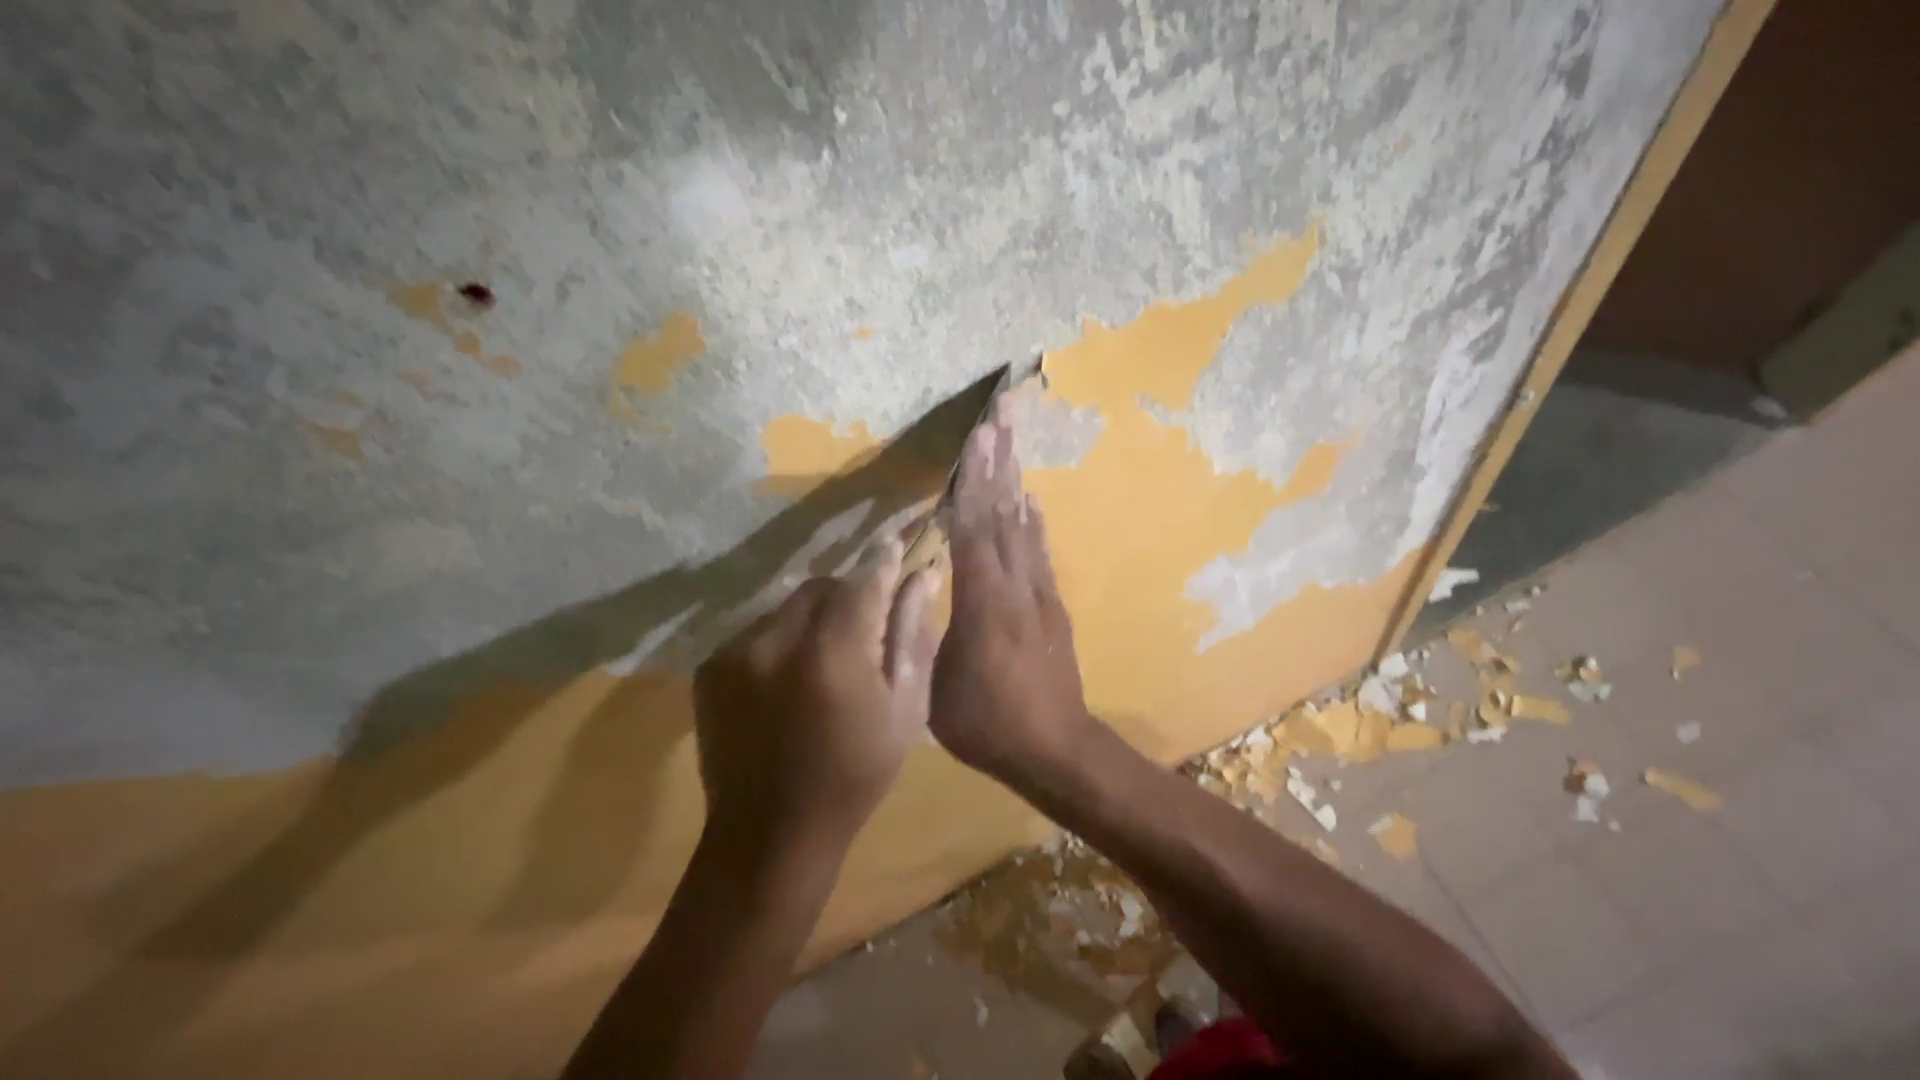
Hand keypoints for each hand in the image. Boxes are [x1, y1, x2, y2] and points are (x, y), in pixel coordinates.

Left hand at [693, 536, 940, 856]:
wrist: (771, 833)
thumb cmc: (855, 777)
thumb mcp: (903, 711)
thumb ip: (910, 635)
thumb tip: (923, 575)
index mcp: (835, 650)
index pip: (863, 578)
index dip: (882, 560)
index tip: (895, 544)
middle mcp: (779, 638)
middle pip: (819, 588)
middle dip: (843, 598)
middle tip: (859, 633)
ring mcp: (737, 651)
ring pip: (784, 608)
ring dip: (808, 622)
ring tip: (818, 666)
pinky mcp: (710, 667)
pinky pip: (754, 632)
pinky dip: (775, 645)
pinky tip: (784, 685)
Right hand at [930, 406, 1099, 786]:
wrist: (1056, 751)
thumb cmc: (986, 725)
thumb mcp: (934, 687)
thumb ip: (926, 630)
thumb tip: (920, 584)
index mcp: (983, 606)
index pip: (973, 531)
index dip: (972, 482)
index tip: (975, 437)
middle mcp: (1016, 588)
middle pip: (1005, 515)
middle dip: (999, 462)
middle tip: (1000, 414)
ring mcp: (1040, 595)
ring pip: (1024, 527)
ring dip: (1015, 481)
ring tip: (1010, 441)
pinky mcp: (1052, 607)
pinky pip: (1039, 552)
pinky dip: (1031, 520)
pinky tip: (1028, 500)